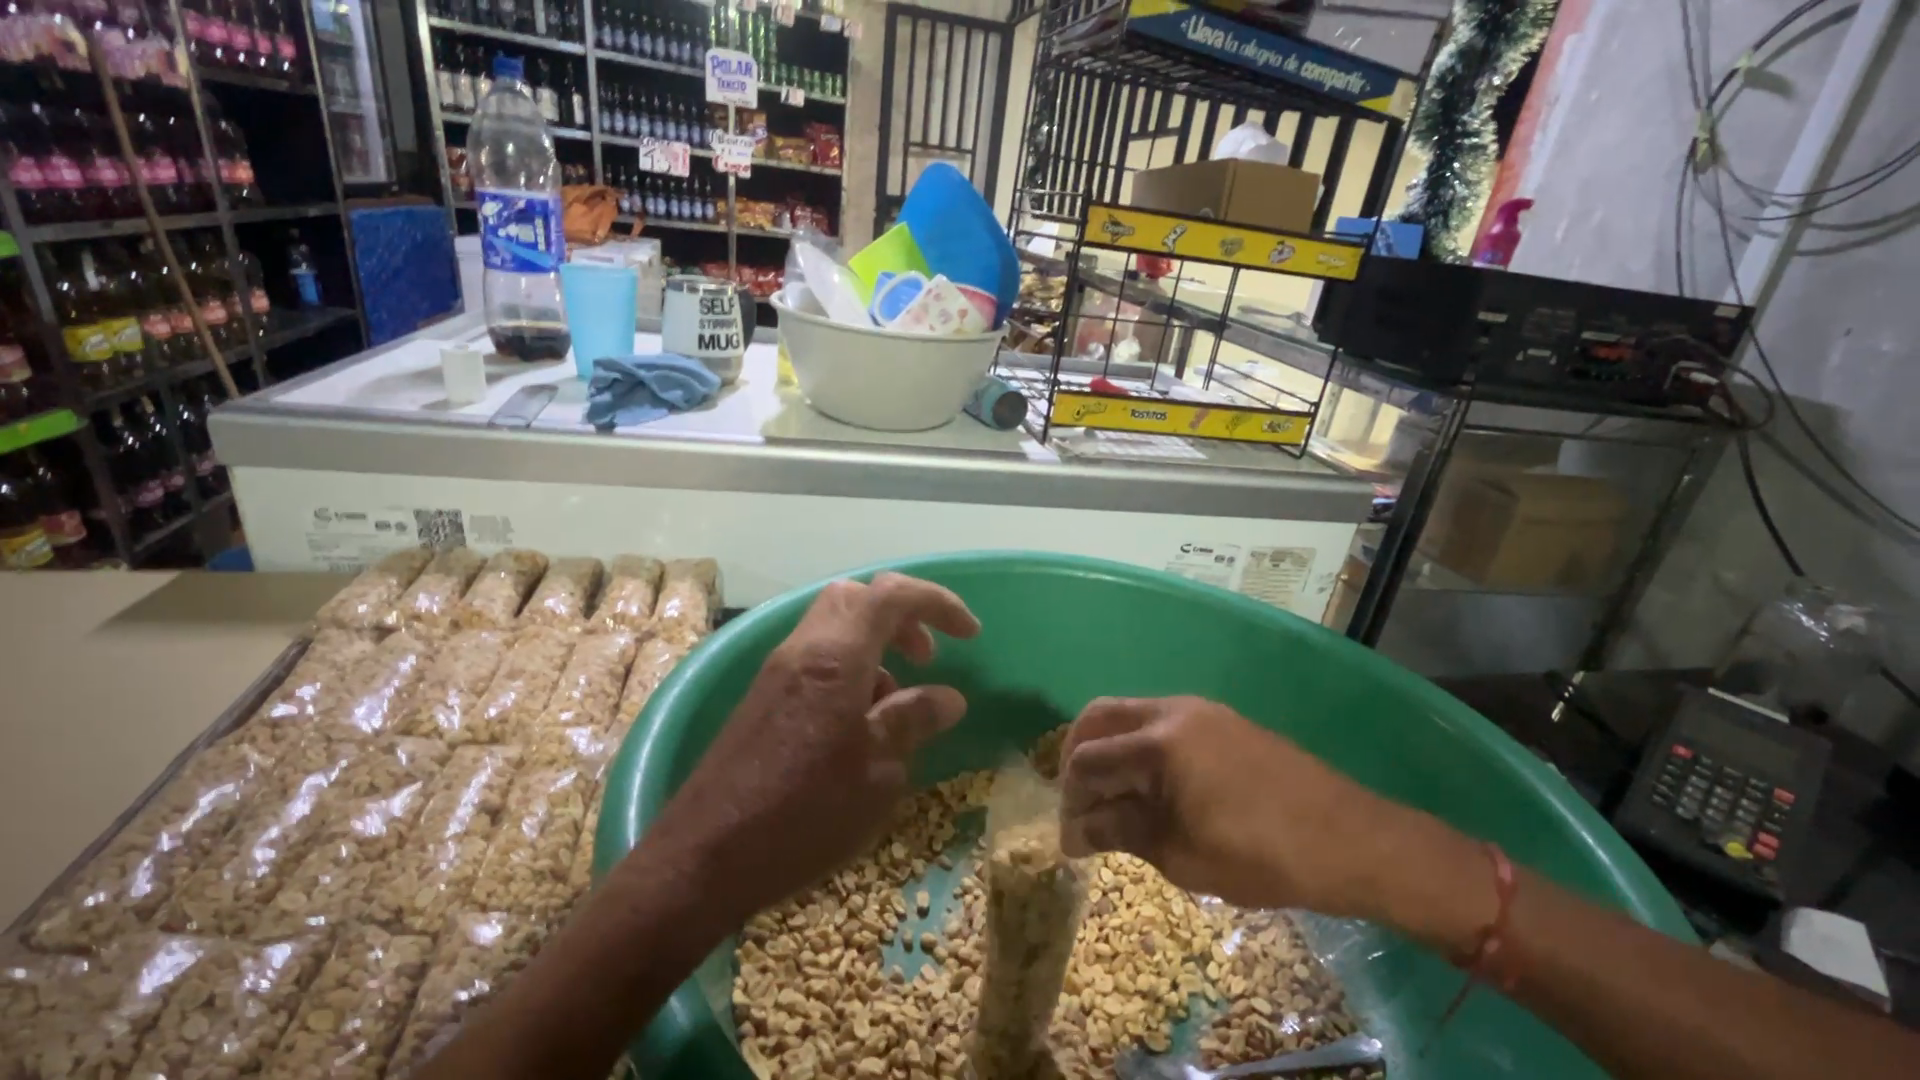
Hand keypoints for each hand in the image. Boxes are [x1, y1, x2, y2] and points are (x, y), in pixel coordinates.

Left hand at [627, 572, 980, 924]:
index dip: (937, 603)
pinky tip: (858, 730)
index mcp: (835, 658)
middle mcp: (802, 651)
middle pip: (855, 599)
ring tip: (896, 707)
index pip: (891, 596)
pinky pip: (814, 661)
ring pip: (832, 630)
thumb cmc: (803, 815)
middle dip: (900, 617)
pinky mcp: (762, 700)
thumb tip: (948, 697)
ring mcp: (776, 674)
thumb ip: (912, 723)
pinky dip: (848, 673)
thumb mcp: (877, 774)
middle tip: (928, 659)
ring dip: (874, 649)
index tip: (970, 635)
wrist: (704, 856)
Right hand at [1057, 696, 1411, 916]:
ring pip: (1132, 715)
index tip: (1072, 842)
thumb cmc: (1259, 854)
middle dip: (1078, 757)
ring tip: (1114, 801)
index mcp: (1159, 742)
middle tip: (1079, 803)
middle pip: (1100, 718)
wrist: (1350, 841)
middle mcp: (1175, 711)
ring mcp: (1203, 712)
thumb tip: (1076, 831)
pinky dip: (1141, 748)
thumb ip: (1120, 831)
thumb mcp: (1180, 853)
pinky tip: (1153, 790)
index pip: (1089, 761)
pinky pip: (1163, 723)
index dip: (1071, 801)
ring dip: (1111, 750)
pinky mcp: (1224, 722)